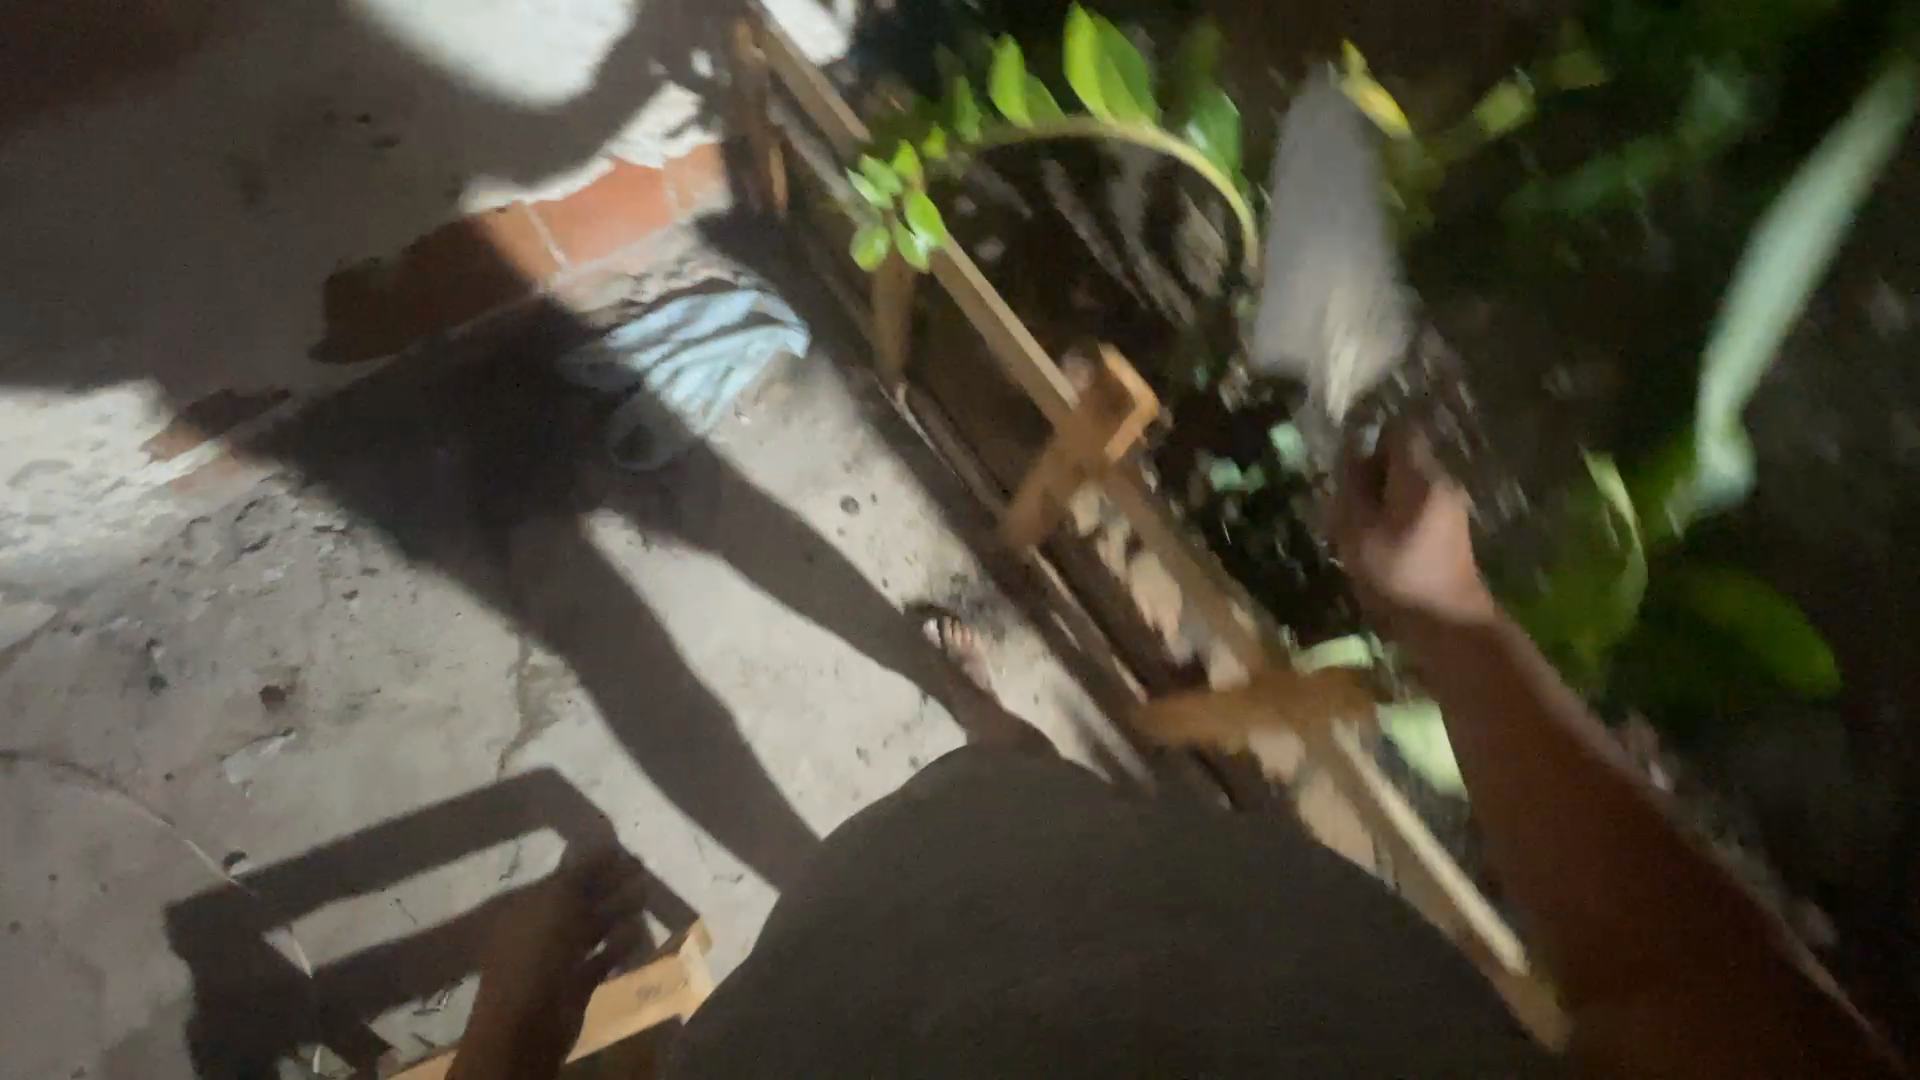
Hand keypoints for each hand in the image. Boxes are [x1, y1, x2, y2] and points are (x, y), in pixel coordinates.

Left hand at [453, 850, 651, 1079]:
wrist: (529, 1022)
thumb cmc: (538, 949)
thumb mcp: (558, 897)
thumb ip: (582, 869)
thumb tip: (604, 843)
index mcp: (528, 907)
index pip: (565, 876)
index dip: (594, 862)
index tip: (624, 849)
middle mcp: (541, 930)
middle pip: (582, 900)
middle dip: (612, 884)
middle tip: (643, 869)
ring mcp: (559, 959)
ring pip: (595, 927)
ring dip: (620, 911)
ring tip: (646, 897)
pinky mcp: (577, 983)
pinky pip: (602, 957)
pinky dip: (619, 945)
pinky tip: (638, 933)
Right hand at [1326, 433, 1495, 630]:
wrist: (1445, 621)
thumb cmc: (1396, 573)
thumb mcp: (1357, 529)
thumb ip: (1351, 487)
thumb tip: (1348, 452)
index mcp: (1420, 477)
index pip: (1401, 430)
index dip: (1370, 433)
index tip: (1343, 450)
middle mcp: (1441, 482)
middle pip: (1402, 456)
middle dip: (1369, 468)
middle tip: (1340, 494)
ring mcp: (1449, 506)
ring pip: (1405, 482)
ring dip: (1377, 493)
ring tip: (1351, 519)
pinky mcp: (1448, 528)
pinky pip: (1413, 502)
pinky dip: (1391, 510)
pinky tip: (1372, 536)